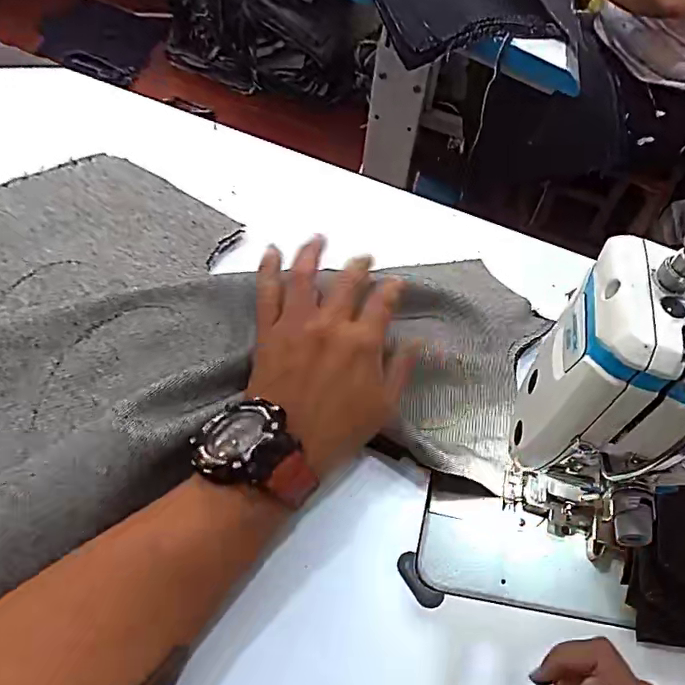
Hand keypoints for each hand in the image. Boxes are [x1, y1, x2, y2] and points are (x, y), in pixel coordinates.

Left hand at [246, 237, 415, 479]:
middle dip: (360, 265)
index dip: (392, 289)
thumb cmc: (339, 430)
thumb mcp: (383, 405)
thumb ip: (401, 369)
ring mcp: (298, 324)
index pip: (383, 302)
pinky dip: (269, 269)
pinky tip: (272, 252)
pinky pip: (268, 292)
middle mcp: (332, 324)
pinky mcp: (270, 331)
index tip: (395, 283)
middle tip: (364, 258)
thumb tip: (417, 342)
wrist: (286, 445)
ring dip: (313, 253)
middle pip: (348, 282)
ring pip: (305, 276)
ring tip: (319, 239)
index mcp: (364, 342)